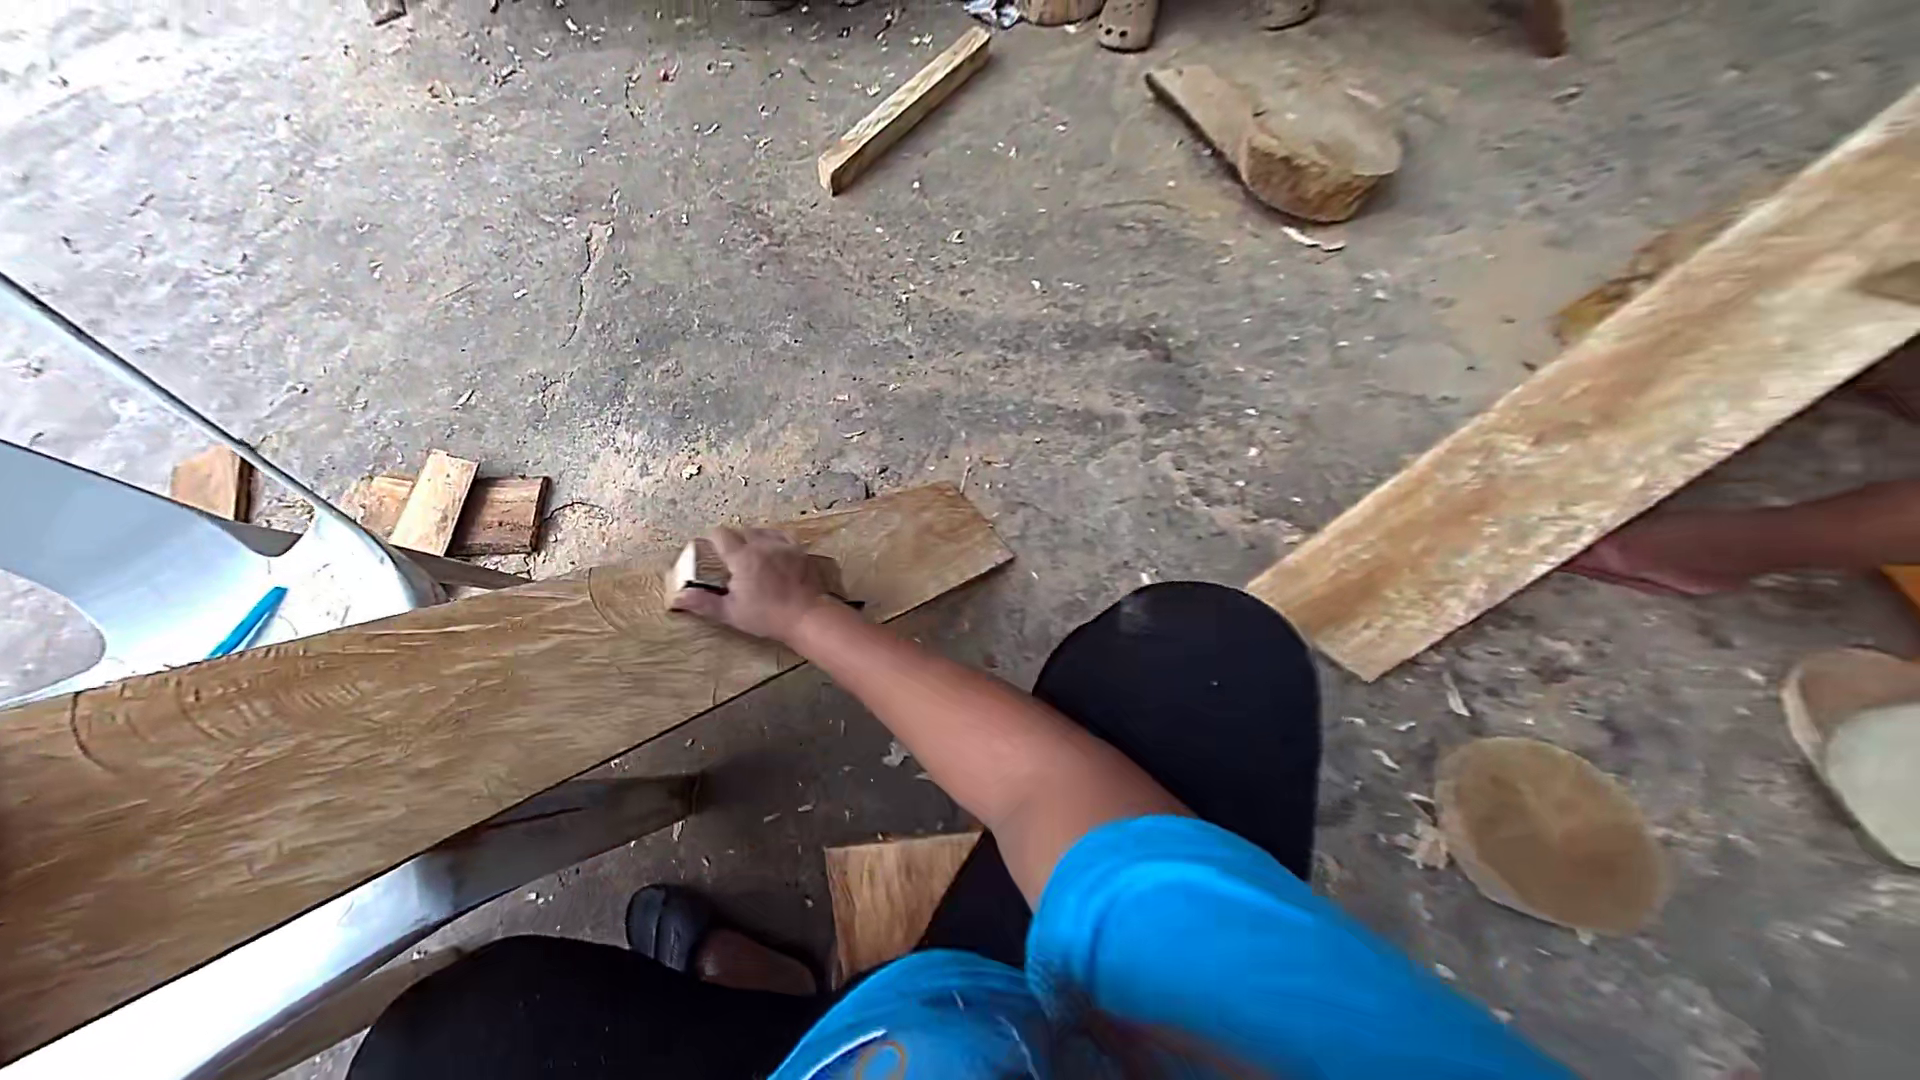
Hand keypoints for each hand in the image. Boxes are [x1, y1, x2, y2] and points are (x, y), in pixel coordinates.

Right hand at [669, 526, 843, 641]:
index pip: (721, 534)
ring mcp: (784, 546)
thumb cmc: (768, 617)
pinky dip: (775, 540)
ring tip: (752, 556)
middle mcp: (763, 545)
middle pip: (742, 531)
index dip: (713, 540)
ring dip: (754, 539)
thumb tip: (679, 597)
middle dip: (734, 541)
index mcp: (743, 557)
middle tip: (731, 560)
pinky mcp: (800, 551)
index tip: (712, 551)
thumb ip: (704, 602)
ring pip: (763, 531)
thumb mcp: (731, 613)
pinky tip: (773, 552)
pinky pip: (783, 536)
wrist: (807, 616)